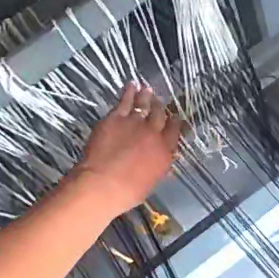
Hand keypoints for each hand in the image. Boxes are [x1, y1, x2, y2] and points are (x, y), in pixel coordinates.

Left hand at [69, 81, 181, 216]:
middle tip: (159, 102)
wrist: (103, 184)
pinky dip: (129, 91)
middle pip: (160, 114)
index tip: (175, 117)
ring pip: (144, 104)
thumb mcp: (152, 181)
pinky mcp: (116, 118)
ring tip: (148, 90)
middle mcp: (153, 133)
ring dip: (147, 96)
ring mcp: (135, 123)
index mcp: (165, 151)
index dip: (175, 121)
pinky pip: (125, 100)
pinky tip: (131, 85)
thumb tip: (161, 158)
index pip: (175, 130)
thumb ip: (158, 165)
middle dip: (160, 107)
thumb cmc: (127, 191)